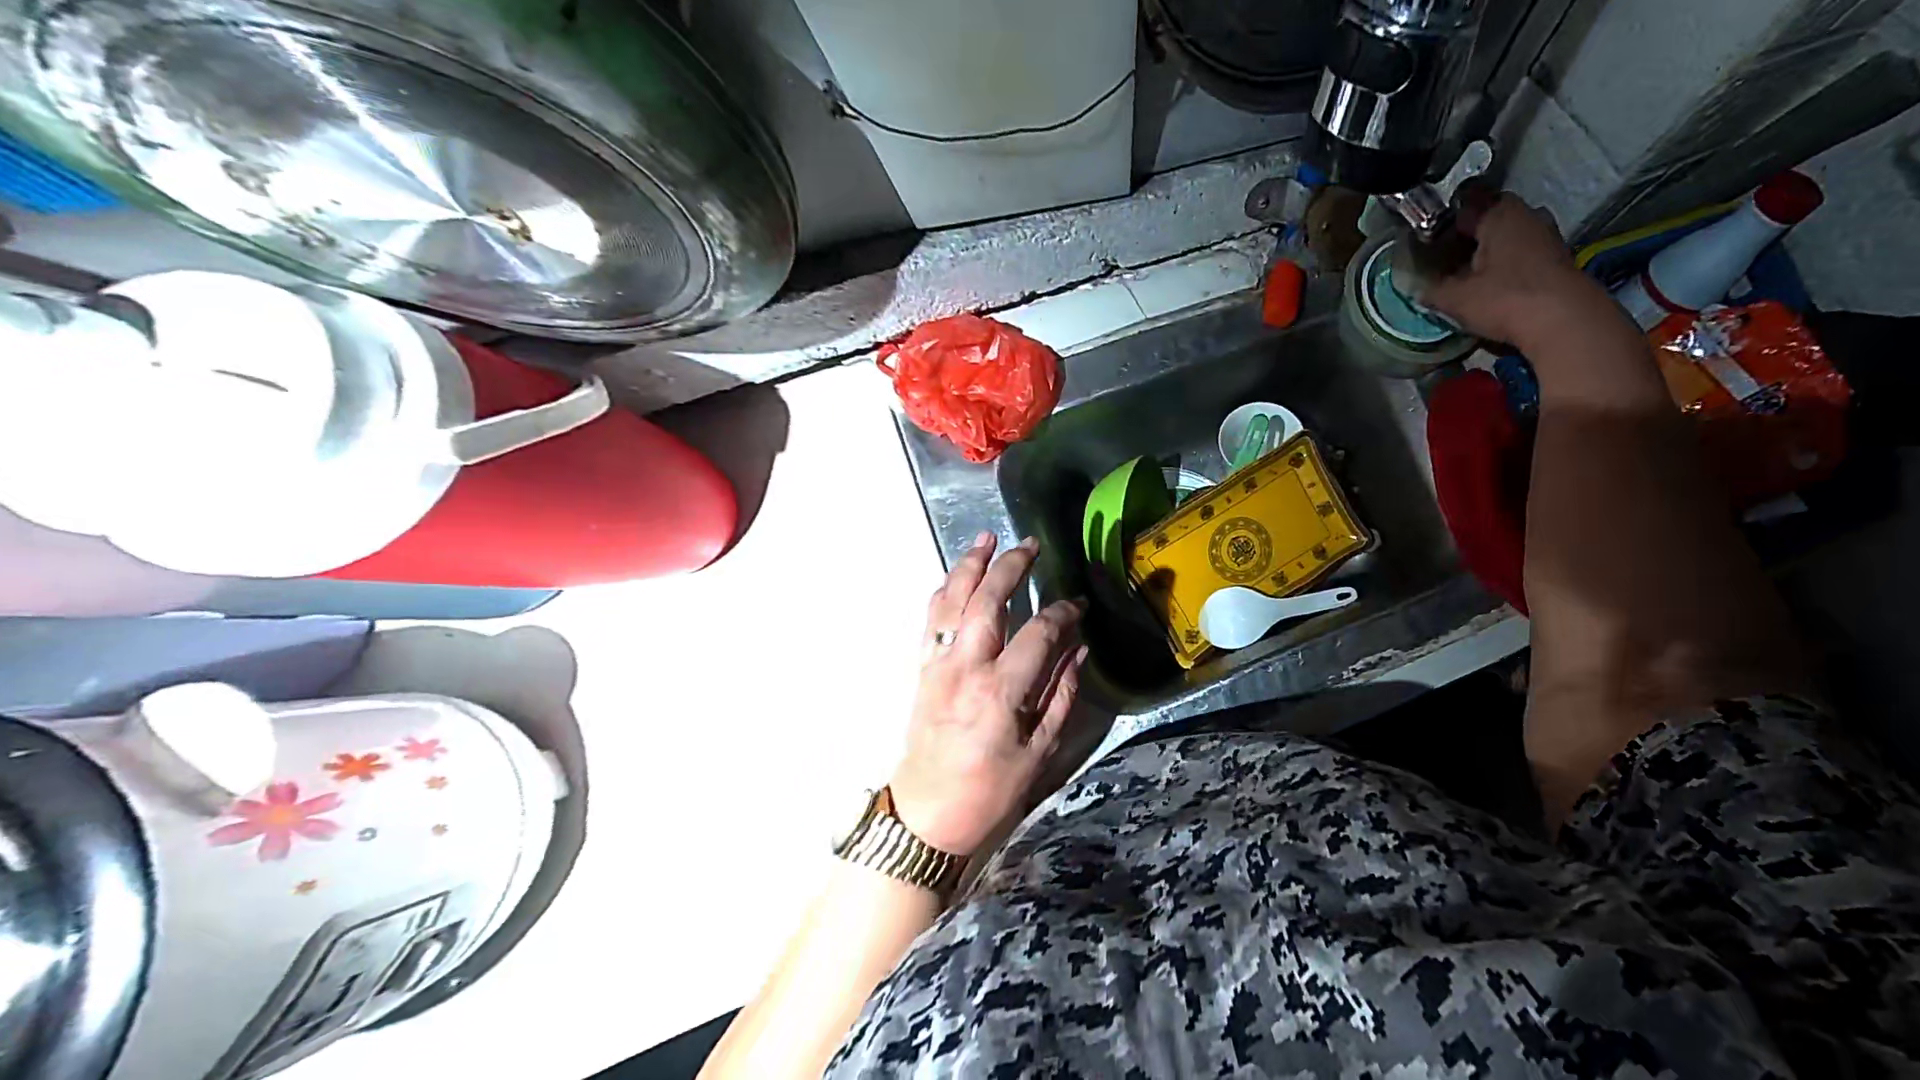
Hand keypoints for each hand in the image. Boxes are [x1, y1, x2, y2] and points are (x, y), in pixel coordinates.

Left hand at [889, 534, 1088, 856]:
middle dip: (1010, 567)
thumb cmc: (989, 791)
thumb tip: (1079, 648)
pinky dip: (945, 592)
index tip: (1077, 605)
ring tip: (985, 539)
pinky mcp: (922, 669)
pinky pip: (932, 619)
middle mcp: (965, 667)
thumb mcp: (1039, 752)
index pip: (1037, 633)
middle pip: (987, 601)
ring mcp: (938, 664)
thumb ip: (1059, 694)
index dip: (1062, 613)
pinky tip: (956, 577)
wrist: (927, 814)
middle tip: (1029, 544)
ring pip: (952, 601)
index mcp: (999, 691)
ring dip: (969, 566)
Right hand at [1419, 188, 1611, 349]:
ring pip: (1505, 238)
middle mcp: (1528, 216)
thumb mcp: (1452, 297)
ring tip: (1461, 277)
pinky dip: (1502, 267)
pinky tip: (1486, 287)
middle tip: (1442, 261)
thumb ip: (1431, 288)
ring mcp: (1546, 237)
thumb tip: (1420, 286)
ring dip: (1486, 253)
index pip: (1466, 204)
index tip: (1426, 242)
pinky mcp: (1555, 260)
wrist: (1563, 321)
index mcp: (1500, 214)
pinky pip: (1519, 255)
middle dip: (1466, 237)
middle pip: (1489, 220)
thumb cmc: (1503, 298)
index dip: (1442, 222)